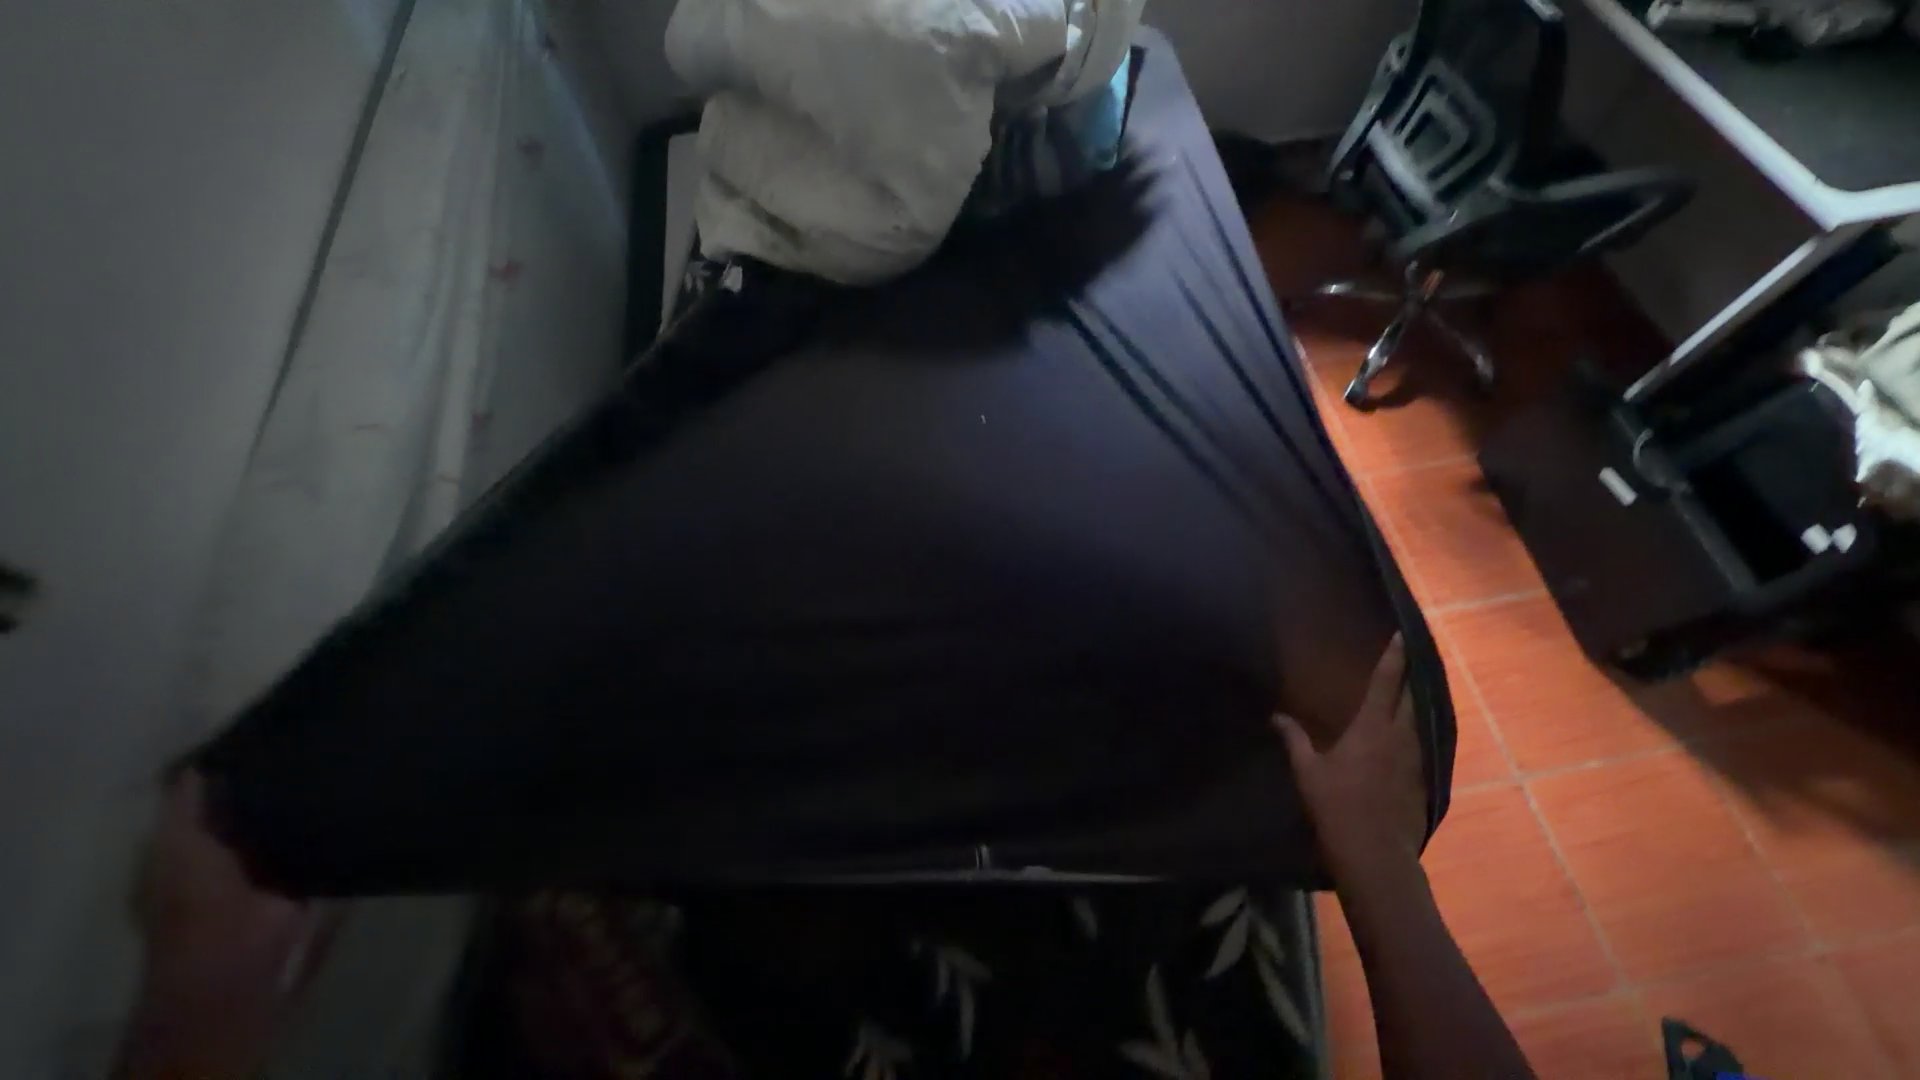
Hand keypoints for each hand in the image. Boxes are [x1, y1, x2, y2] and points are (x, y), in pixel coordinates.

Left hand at [118, 770, 328, 1078]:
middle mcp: (226, 861)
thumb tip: (199, 762)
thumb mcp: (179, 850)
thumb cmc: (197, 906)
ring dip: (308, 808)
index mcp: (186, 853)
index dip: (232, 772)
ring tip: (346, 763)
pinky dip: (335, 833)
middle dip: (277, 786)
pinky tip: (358, 804)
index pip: (209, 803)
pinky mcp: (307, 888)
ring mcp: (269, 876)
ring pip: (289, 830)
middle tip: (317, 741)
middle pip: (253, 814)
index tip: (269, 734)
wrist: (237, 966)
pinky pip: (321, 851)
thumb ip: (187, 811)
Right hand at [1273, 635, 1428, 873]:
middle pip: (1411, 699)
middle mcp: (1400, 738)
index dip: (1394, 659)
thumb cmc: (1336, 808)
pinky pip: (1419, 747)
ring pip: (1418, 723)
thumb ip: (1294, 740)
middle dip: (1409, 678)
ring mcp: (1416, 761)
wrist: (1377, 856)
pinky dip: (1412, 734)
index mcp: (1371, 729)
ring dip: (1413, 706)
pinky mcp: (1423, 782)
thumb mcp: (1307, 772)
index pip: (1386, 684)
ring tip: (1405, 695)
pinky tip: (1403, 740)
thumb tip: (1275, 716)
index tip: (1403, 636)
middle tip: (1407, 661)